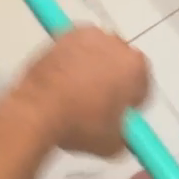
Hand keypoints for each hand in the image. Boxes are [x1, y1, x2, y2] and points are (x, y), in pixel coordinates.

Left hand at [13, 27, 149, 155]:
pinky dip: (71, 61)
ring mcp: (86, 35)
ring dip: (92, 67)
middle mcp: (115, 43)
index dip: (130, 101)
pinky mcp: (60, 35)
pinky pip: (73, 50)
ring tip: (76, 91)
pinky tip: (62, 81)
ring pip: (97, 53)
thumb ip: (124, 132)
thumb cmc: (80, 125)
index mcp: (136, 66)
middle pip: (120, 63)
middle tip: (97, 102)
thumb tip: (119, 130)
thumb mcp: (113, 143)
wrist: (37, 110)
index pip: (142, 84)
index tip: (120, 112)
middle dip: (113, 79)